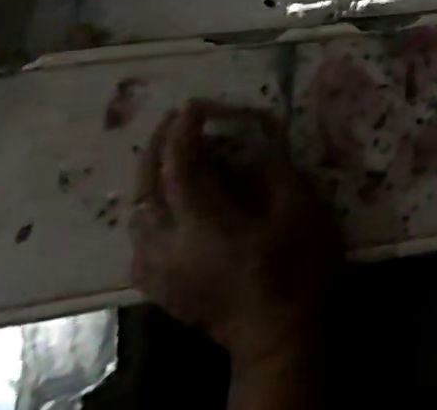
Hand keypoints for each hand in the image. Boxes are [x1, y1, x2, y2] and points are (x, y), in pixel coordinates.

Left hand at [130, 100, 340, 366]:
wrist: (276, 333)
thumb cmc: (295, 266)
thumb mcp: (299, 210)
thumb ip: (274, 171)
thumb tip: (257, 141)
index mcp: (203, 224)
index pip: (181, 168)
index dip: (184, 133)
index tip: (193, 105)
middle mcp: (167, 245)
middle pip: (147, 188)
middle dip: (159, 147)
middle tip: (175, 118)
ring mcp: (158, 269)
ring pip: (137, 214)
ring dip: (150, 177)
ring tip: (170, 152)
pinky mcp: (159, 285)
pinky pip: (140, 238)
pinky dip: (149, 208)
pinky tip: (166, 205)